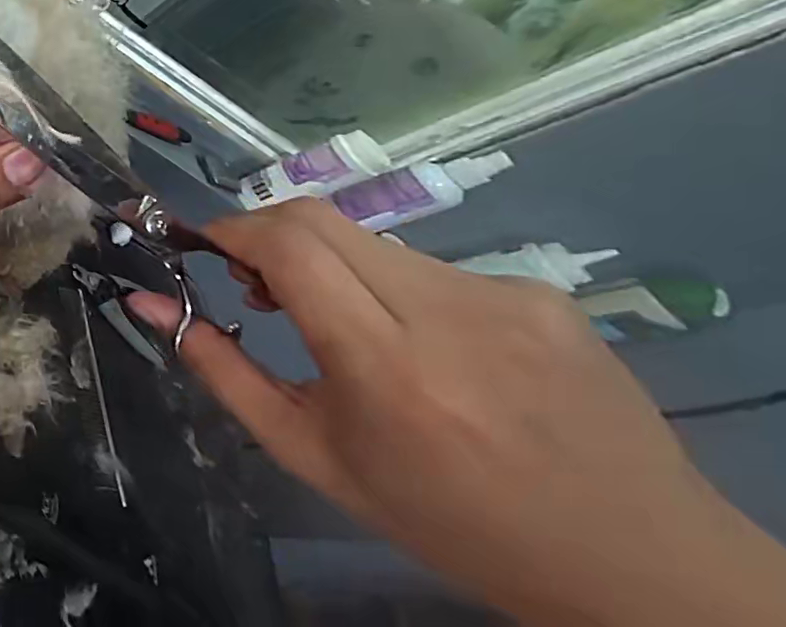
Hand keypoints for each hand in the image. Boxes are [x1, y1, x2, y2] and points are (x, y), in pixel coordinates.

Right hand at [129, 199, 785, 626]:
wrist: (638, 566)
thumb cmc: (445, 520)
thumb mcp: (311, 454)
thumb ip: (221, 368)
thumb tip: (147, 304)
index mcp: (389, 369)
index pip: (291, 245)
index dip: (233, 229)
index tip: (204, 246)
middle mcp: (451, 314)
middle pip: (321, 219)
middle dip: (266, 235)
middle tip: (255, 282)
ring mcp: (506, 293)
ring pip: (369, 241)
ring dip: (330, 265)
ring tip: (341, 323)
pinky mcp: (541, 289)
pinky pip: (426, 263)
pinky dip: (392, 286)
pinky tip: (424, 344)